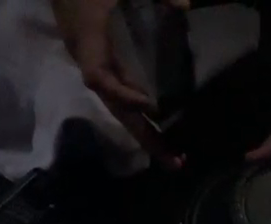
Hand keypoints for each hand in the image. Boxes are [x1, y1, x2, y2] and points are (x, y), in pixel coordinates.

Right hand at [53, 0, 184, 167]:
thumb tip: (183, 5)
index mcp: (87, 40)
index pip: (98, 77)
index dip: (122, 94)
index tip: (150, 105)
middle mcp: (90, 62)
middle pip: (116, 108)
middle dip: (145, 136)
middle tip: (174, 162)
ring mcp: (98, 68)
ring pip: (122, 109)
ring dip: (148, 135)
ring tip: (175, 159)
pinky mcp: (106, 69)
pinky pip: (125, 100)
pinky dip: (145, 119)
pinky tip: (167, 135)